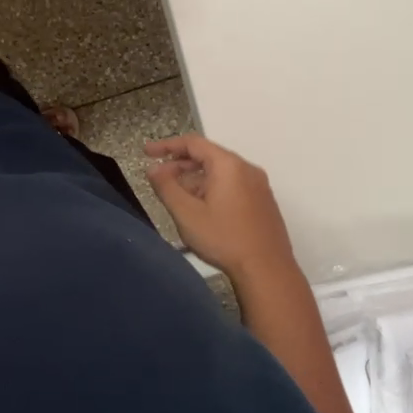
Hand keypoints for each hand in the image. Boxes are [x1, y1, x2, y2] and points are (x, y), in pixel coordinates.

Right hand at [144, 134, 296, 280]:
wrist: (266, 268)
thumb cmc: (223, 238)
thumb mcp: (186, 213)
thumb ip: (166, 186)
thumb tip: (154, 168)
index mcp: (228, 166)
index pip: (194, 143)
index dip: (167, 145)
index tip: (146, 152)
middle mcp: (247, 169)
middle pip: (208, 156)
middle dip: (179, 164)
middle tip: (157, 178)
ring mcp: (258, 186)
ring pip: (220, 172)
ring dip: (194, 178)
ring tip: (175, 196)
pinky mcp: (262, 201)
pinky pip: (231, 184)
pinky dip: (210, 187)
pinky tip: (199, 207)